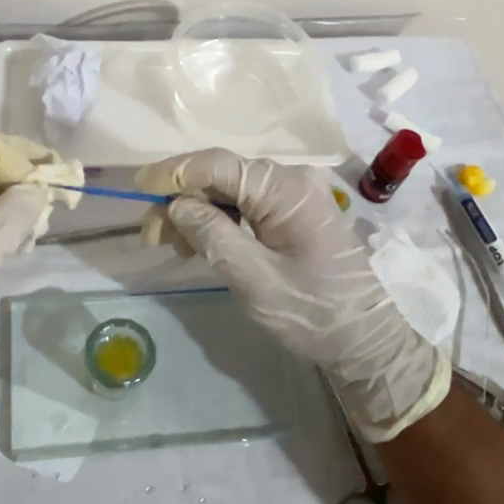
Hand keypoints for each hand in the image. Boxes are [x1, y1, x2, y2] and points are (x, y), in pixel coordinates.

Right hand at [138, 149, 448, 440]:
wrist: (365, 340)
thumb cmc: (311, 312)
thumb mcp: (253, 278)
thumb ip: (211, 235)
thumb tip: (178, 204)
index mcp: (285, 188)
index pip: (217, 164)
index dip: (173, 172)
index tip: (138, 188)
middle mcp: (291, 179)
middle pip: (220, 176)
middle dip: (181, 200)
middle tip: (151, 236)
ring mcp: (294, 194)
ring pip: (229, 190)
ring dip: (196, 212)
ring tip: (173, 247)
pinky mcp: (293, 212)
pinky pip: (246, 204)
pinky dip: (218, 220)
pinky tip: (200, 243)